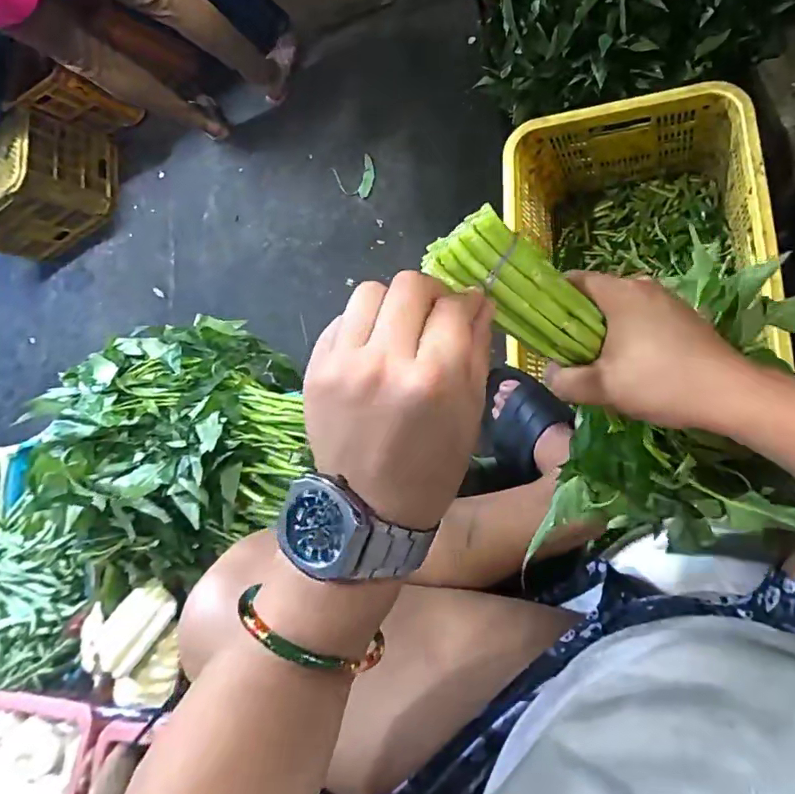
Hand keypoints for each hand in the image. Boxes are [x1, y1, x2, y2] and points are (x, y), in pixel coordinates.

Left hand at [303, 272, 493, 529]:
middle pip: (409, 285)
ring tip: (399, 325)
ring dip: (392, 302)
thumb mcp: (469, 411)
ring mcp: (343, 363)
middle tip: (434, 311)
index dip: (466, 301)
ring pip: (370, 290)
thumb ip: (476, 349)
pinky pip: (341, 318)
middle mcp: (385, 362)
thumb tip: (479, 301)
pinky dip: (362, 323)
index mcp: (432, 379)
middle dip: (431, 292)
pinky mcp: (315, 368)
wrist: (367, 508)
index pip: (452, 306)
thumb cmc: (432, 465)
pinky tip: (372, 345)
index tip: (468, 308)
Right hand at [545, 272, 749, 430]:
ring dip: (608, 330)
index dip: (553, 297)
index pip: (574, 280)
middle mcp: (642, 285)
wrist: (730, 392)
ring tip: (602, 362)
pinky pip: (646, 318)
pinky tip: (636, 365)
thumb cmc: (660, 381)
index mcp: (619, 292)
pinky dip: (633, 334)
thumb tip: (549, 372)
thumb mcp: (603, 388)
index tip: (545, 323)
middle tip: (570, 351)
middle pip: (598, 295)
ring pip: (624, 308)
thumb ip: (566, 380)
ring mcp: (668, 299)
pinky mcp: (686, 317)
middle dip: (580, 320)